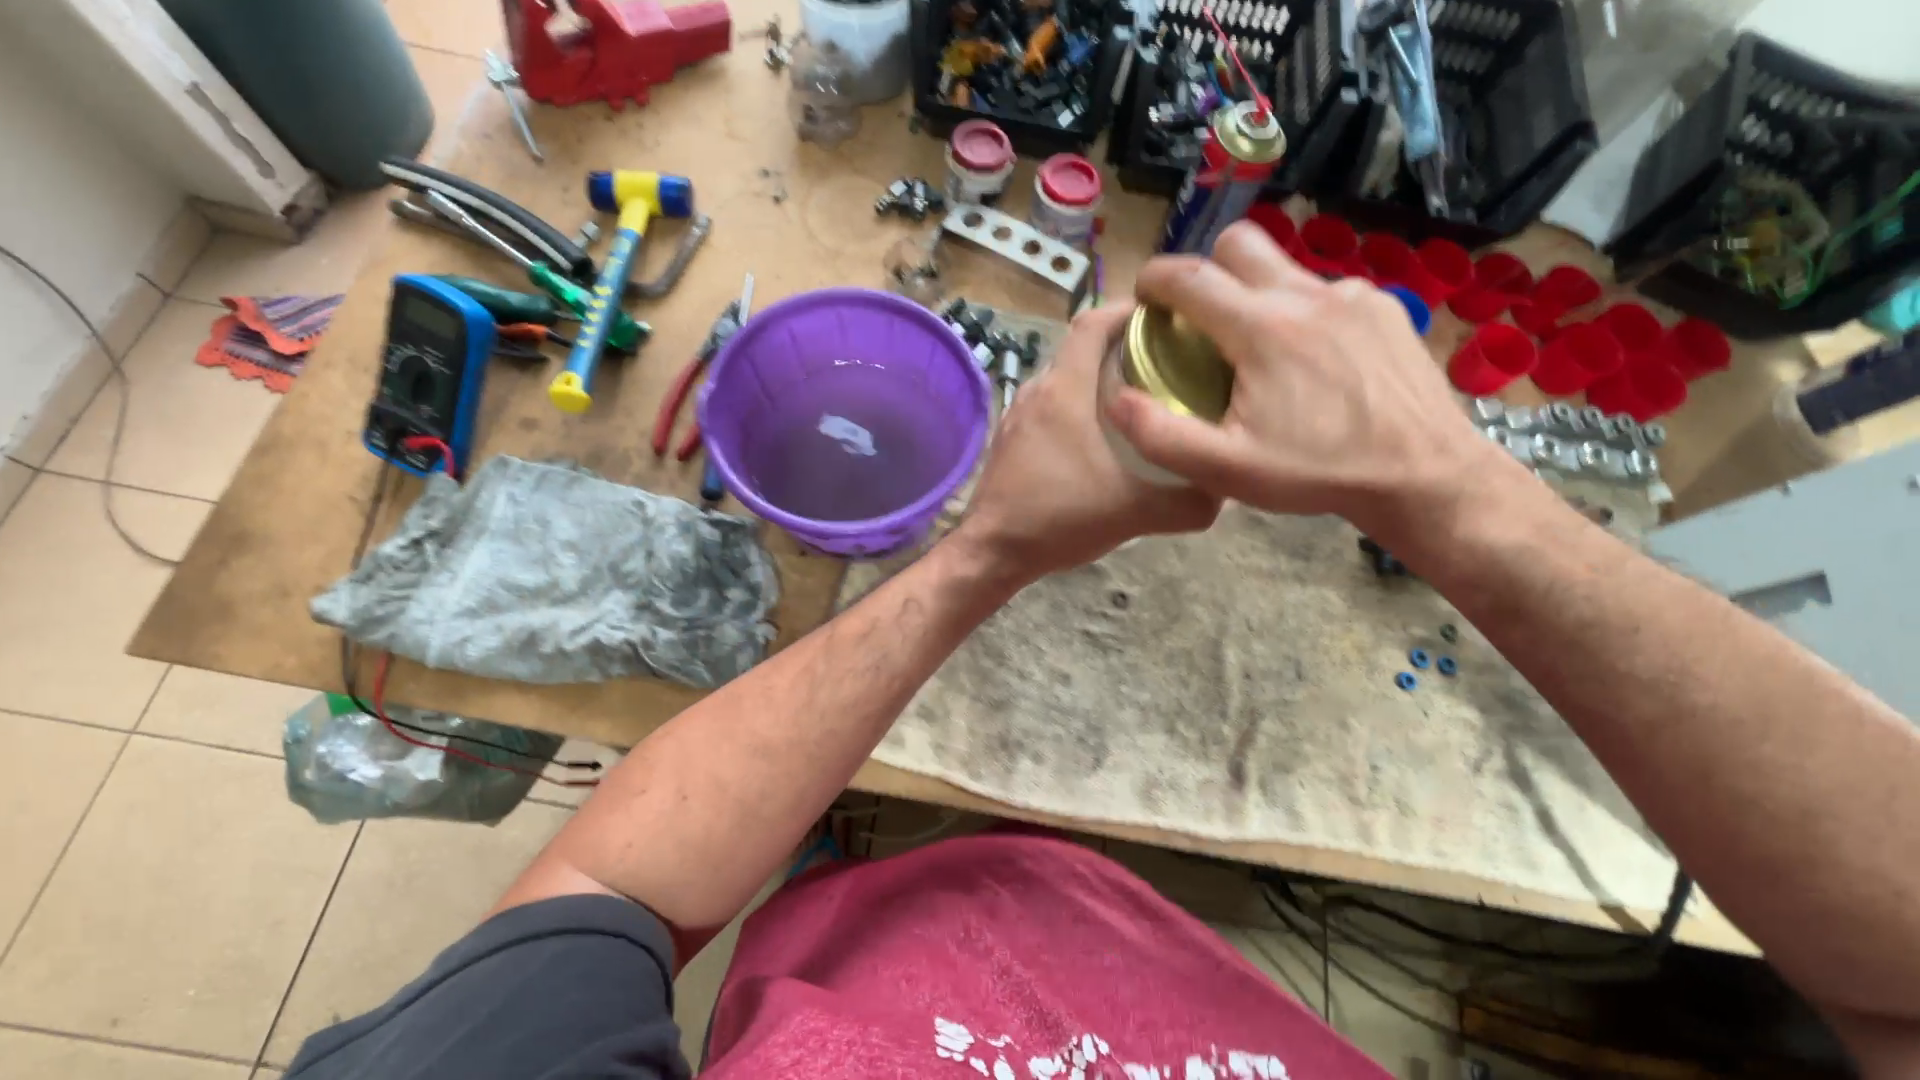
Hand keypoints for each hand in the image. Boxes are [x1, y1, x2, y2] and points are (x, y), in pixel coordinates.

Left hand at [952, 303, 1220, 582]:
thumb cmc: (1059, 518)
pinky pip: (1048, 405)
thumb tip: (1227, 491)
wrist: (992, 551)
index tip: (1165, 316)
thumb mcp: (1133, 511)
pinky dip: (1076, 405)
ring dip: (1097, 377)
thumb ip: (1187, 502)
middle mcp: (1037, 390)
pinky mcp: (1009, 439)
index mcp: (1065, 390)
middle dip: (1121, 345)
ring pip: (1063, 377)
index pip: (1092, 323)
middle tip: (1165, 360)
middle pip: (1080, 347)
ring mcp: (1017, 414)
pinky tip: (1098, 438)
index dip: (1127, 310)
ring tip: (1138, 397)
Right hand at [1104, 221, 1513, 537]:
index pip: (1189, 275)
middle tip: (1199, 315)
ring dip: (1254, 290)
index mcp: (1261, 329)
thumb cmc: (1319, 474)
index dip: (1154, 278)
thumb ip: (1161, 436)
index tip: (1143, 297)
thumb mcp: (1228, 470)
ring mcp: (1351, 295)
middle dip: (1206, 268)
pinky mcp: (1382, 307)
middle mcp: (1305, 295)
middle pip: (1238, 242)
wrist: (1423, 475)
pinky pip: (1323, 289)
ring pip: (1283, 265)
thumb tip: (1117, 398)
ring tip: (1255, 345)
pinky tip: (1310, 357)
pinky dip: (1300, 310)